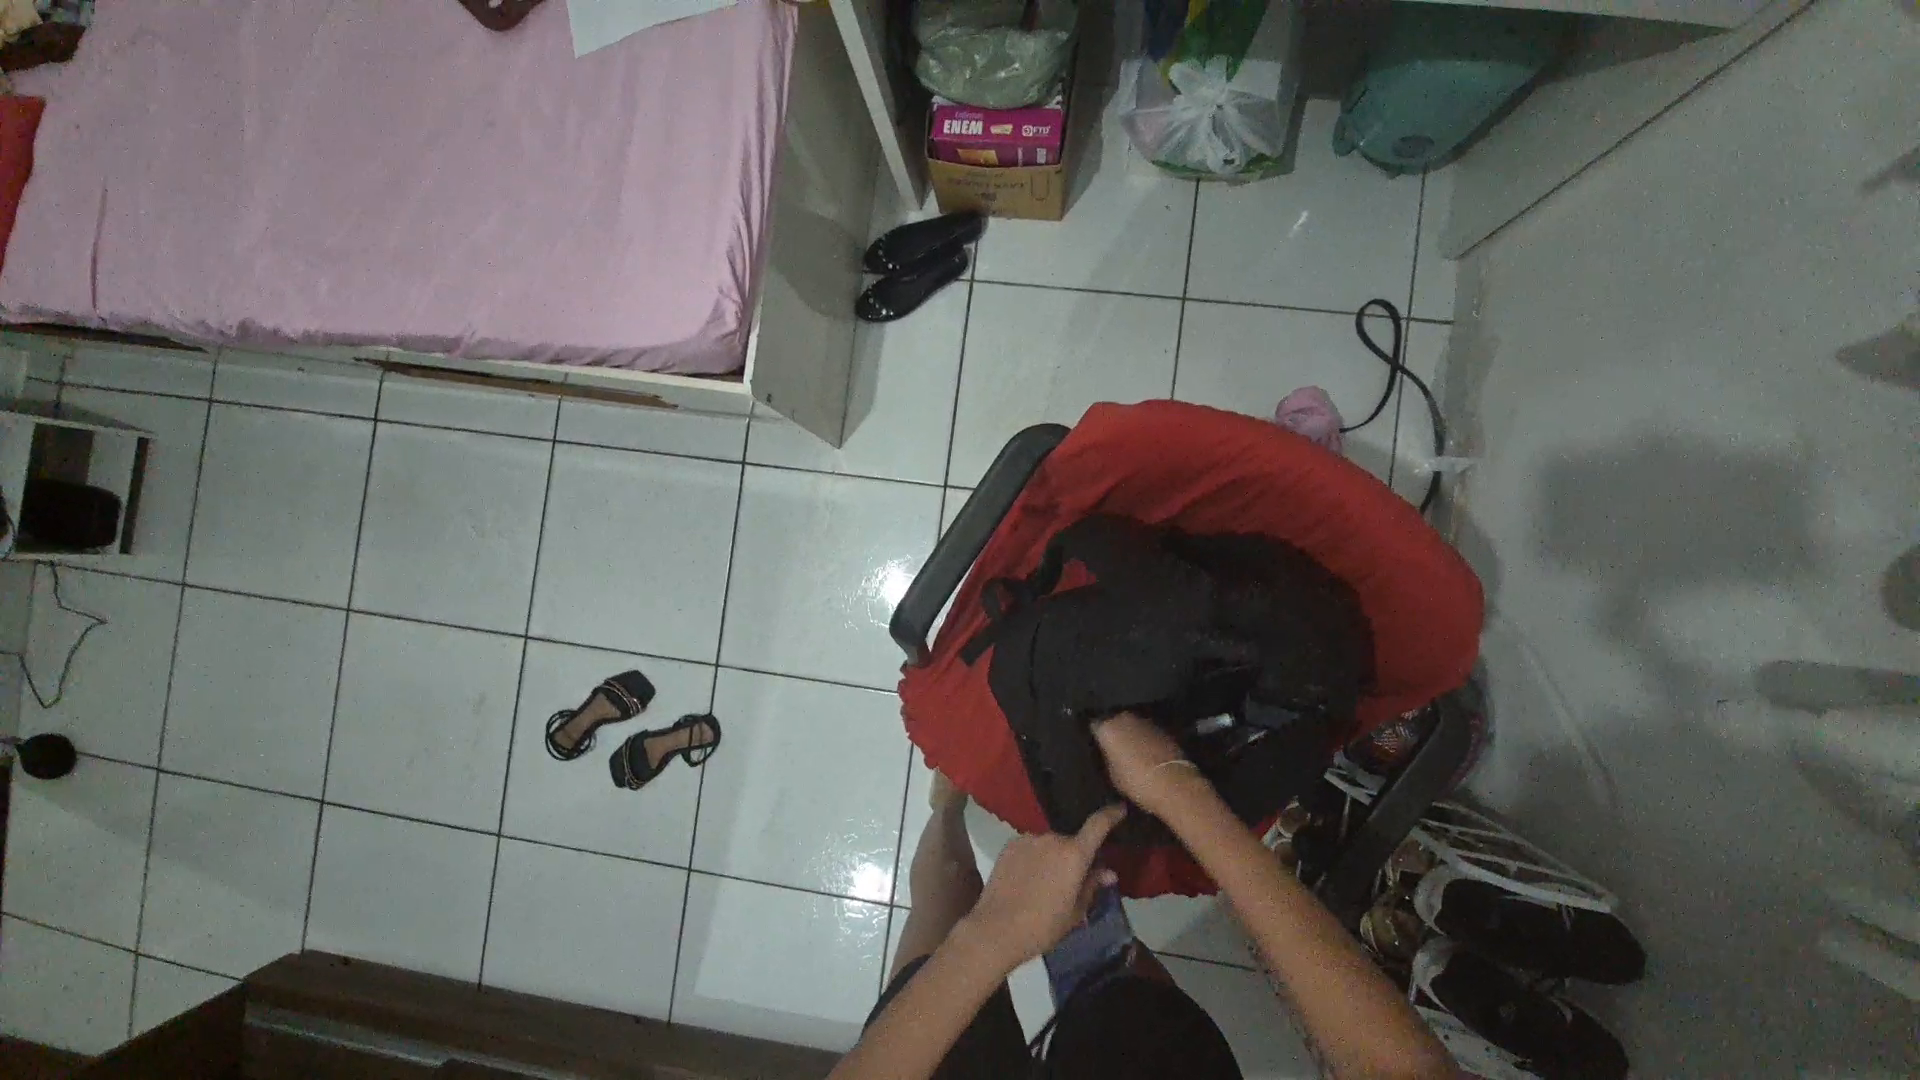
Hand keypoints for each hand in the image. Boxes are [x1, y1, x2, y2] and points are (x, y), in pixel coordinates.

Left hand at [960, 804, 1126, 969]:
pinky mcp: (1010, 844)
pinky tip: (1028, 879)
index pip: (1098, 824)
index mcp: (1074, 853)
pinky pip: (1031, 846)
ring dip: (1053, 856)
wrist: (997, 928)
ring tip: (1046, 883)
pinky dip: (1035, 857)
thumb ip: (1092, 886)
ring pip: (1049, 844)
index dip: (1111, 814)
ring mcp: (1028, 839)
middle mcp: (1052, 838)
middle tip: (1072, 879)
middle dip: (1075, 855)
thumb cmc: (1043, 926)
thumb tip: (1108, 872)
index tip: (1120, 808)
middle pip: (1071, 840)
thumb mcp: (1075, 912)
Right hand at [1091, 711, 1208, 815]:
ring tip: (1131, 750)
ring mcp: (1145, 721)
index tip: (1096, 744)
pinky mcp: (1163, 729)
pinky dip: (1146, 738)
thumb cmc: (1135, 781)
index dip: (1095, 735)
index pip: (1094, 725)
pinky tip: (1147, 752)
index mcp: (1107, 728)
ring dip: (1131, 733)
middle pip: (1114, 721)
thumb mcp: (1112, 774)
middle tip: (1114, 746)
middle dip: (1114, 731)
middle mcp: (1124, 718)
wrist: (1173, 783)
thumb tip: (1109, 753)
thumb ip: (1108, 758)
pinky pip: (1148, 732)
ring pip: (1132, 725)